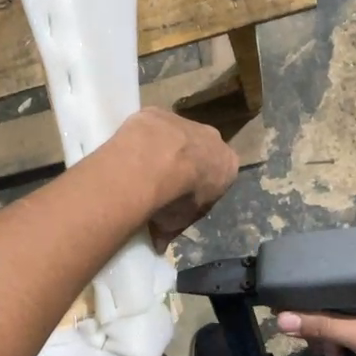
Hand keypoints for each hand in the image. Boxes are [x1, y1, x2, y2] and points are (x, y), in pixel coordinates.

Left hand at [100, 107, 237, 250]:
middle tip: (161, 183)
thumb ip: (172, 227)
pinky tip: (127, 154)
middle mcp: (212, 138)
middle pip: (199, 151)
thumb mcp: (179, 222)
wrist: (155, 164)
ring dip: (160, 149)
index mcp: (228, 164)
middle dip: (184, 164)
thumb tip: (159, 243)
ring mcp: (184, 121)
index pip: (219, 175)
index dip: (200, 187)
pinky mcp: (157, 112)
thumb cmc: (177, 198)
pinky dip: (140, 138)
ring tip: (140, 170)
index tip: (182, 199)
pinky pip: (148, 127)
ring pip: (173, 136)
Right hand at [276, 285, 355, 355]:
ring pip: (341, 315)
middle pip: (339, 297)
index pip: (346, 270)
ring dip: (330, 336)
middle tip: (319, 339)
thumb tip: (280, 319)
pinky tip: (338, 355)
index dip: (320, 284)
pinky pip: (349, 329)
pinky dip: (340, 342)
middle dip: (324, 321)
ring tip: (333, 353)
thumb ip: (321, 325)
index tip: (297, 296)